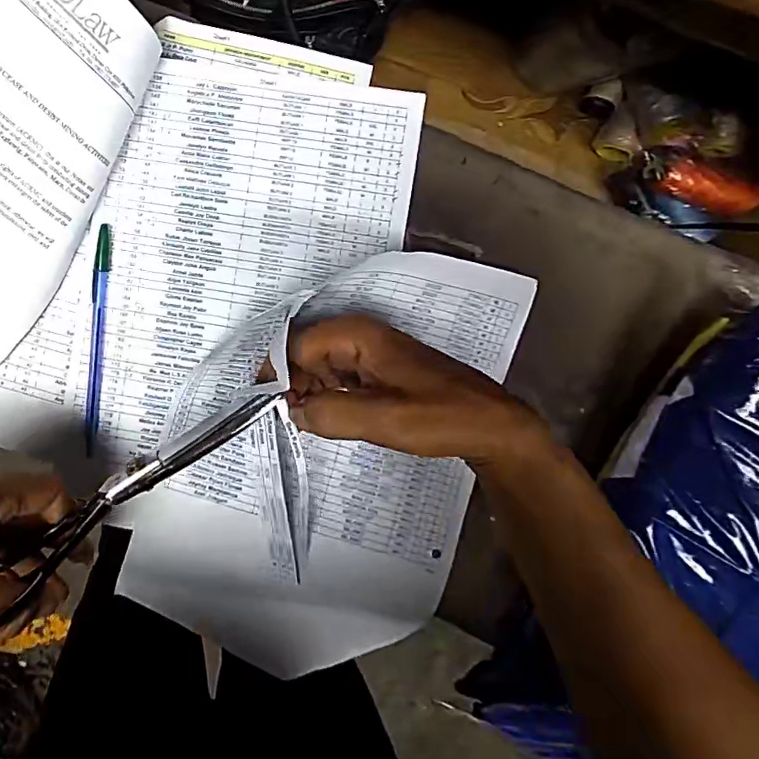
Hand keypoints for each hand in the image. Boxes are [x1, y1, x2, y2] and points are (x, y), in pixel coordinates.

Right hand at [285, 313, 550, 466]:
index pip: (297, 343)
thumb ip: (331, 414)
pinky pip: (341, 377)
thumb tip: (294, 410)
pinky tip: (338, 419)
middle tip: (298, 419)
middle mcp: (363, 336)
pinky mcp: (380, 370)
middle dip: (295, 384)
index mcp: (360, 336)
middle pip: (306, 351)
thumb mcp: (382, 420)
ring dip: (312, 392)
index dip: (277, 373)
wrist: (489, 423)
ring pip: (322, 365)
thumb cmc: (442, 416)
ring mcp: (372, 352)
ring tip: (318, 422)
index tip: (269, 405)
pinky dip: (330, 396)